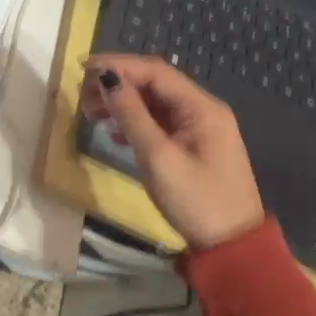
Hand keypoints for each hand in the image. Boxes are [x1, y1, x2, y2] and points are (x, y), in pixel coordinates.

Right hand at [81, 54, 264, 249]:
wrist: (234, 250)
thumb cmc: (196, 201)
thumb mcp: (158, 157)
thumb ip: (131, 114)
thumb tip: (106, 77)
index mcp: (202, 108)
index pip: (154, 71)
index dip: (117, 65)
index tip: (82, 69)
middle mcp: (203, 110)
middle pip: (154, 82)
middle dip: (117, 83)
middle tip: (83, 95)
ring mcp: (200, 128)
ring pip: (154, 101)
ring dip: (122, 102)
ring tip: (91, 113)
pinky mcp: (194, 145)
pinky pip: (159, 120)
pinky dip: (134, 120)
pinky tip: (114, 133)